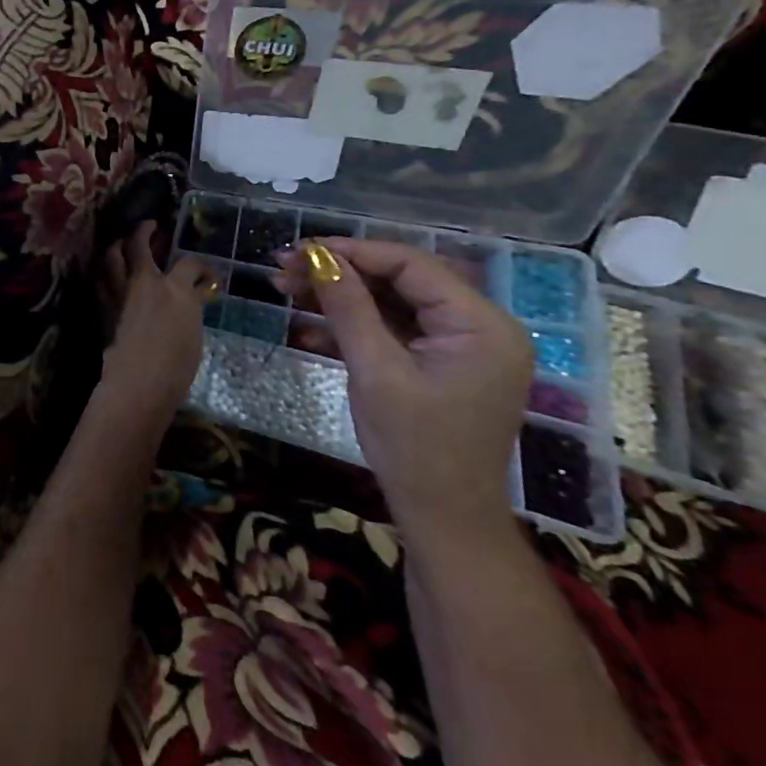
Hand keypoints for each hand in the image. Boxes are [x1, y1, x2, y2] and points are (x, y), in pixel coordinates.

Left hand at [100, 222, 216, 419]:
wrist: (138, 381)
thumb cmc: (176, 366)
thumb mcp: (193, 332)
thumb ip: (189, 309)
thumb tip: (188, 300)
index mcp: (177, 290)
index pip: (190, 264)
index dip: (200, 266)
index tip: (204, 273)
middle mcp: (146, 282)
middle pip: (139, 244)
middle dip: (144, 230)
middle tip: (149, 225)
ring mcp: (120, 291)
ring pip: (112, 255)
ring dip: (117, 245)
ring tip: (122, 243)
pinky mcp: (103, 305)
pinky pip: (101, 279)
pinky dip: (104, 271)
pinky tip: (108, 272)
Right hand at [278, 238, 531, 532]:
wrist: (441, 514)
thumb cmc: (413, 445)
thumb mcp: (375, 372)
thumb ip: (348, 309)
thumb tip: (317, 259)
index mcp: (481, 325)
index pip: (413, 266)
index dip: (353, 252)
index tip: (300, 250)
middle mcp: (479, 327)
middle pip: (402, 282)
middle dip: (341, 273)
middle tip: (284, 269)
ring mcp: (460, 348)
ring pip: (393, 305)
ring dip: (341, 298)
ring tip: (286, 289)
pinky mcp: (439, 366)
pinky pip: (394, 332)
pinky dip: (354, 327)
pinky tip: (309, 327)